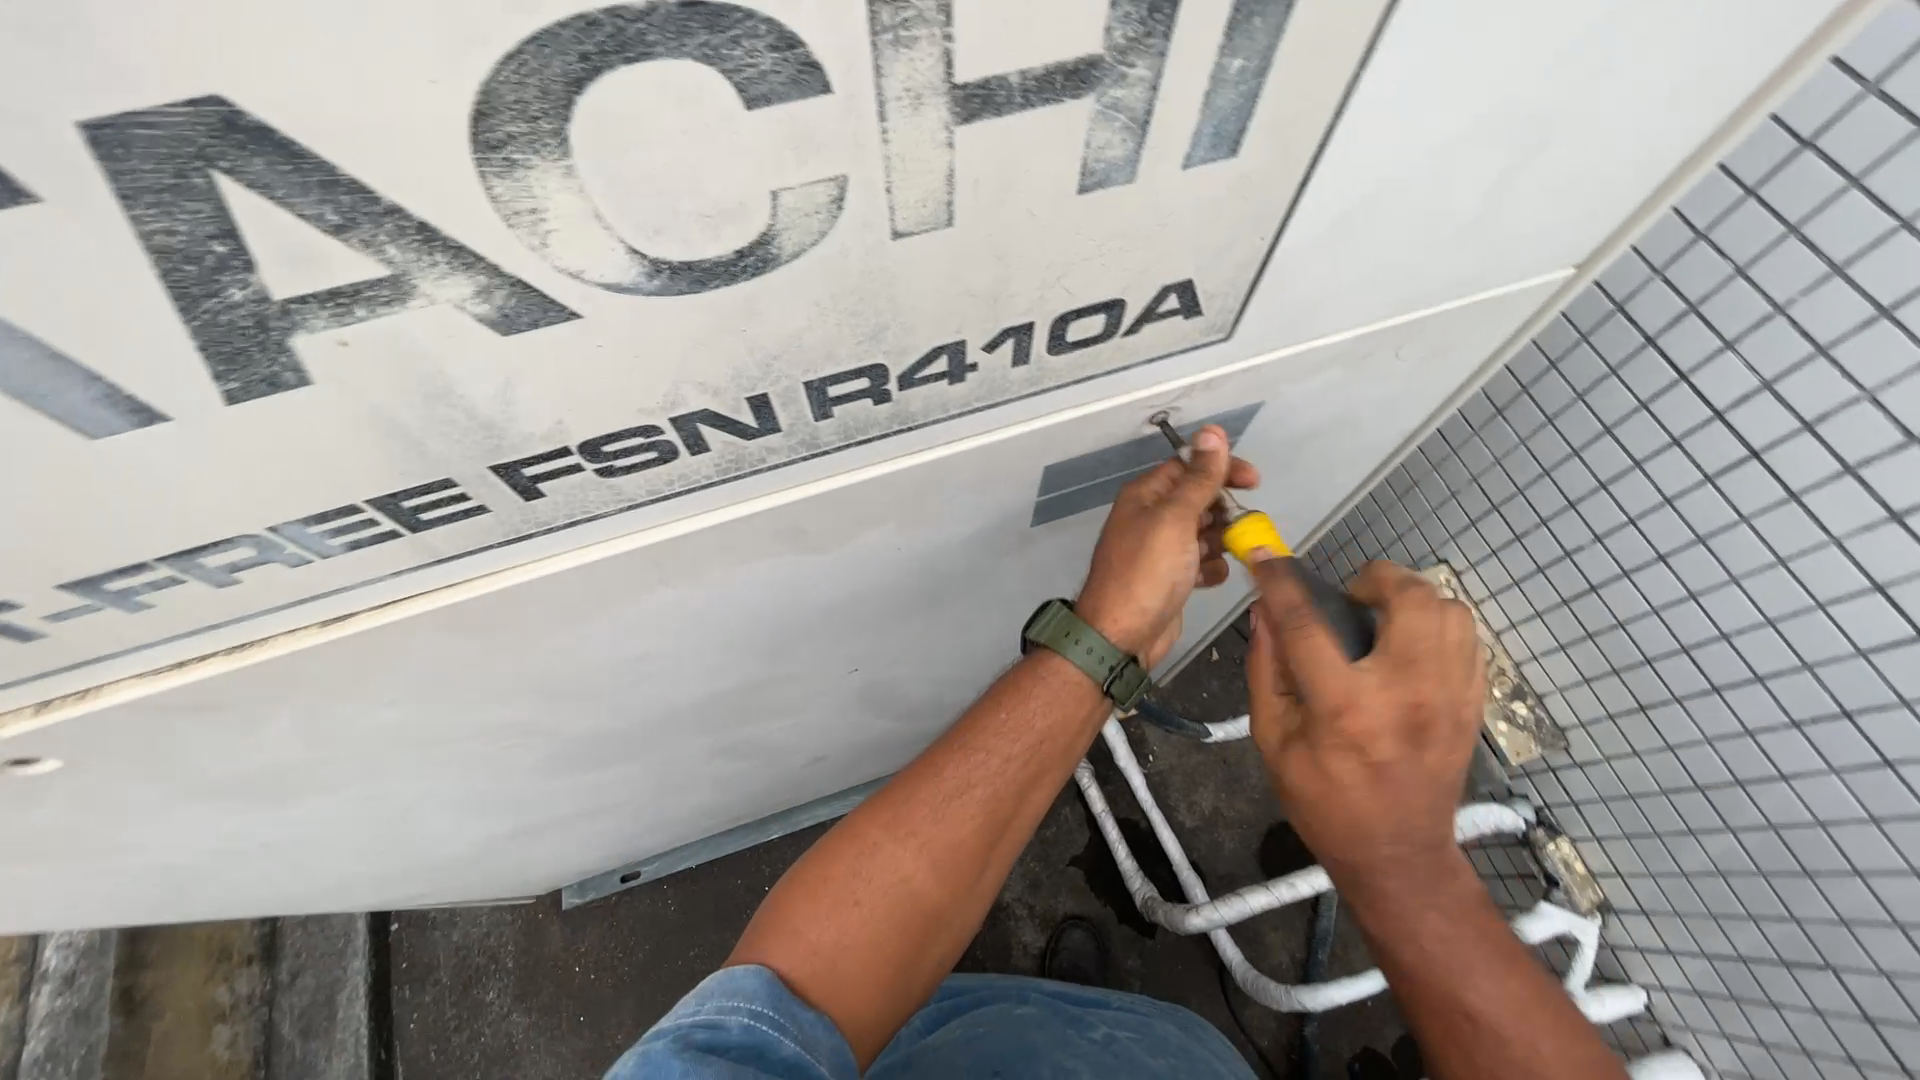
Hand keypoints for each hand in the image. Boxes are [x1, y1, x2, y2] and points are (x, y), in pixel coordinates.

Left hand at [1075, 425, 1258, 666]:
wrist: (1122, 636)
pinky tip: (1207, 579)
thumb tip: (1212, 432)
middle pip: (1200, 499)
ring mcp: (1161, 550)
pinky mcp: (1171, 578)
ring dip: (1219, 542)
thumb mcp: (1175, 518)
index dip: (1221, 469)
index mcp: (1145, 495)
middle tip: (1235, 529)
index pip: (1189, 467)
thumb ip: (1198, 478)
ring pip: (1205, 532)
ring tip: (1217, 556)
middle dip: (1222, 512)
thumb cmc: (1146, 572)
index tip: (1254, 482)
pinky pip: (1201, 563)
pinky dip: (1210, 569)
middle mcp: (1151, 517)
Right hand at [1244, 558, 1484, 894]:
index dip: (1281, 583)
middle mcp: (1407, 692)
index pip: (1307, 623)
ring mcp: (1451, 697)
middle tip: (1350, 595)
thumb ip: (1266, 671)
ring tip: (1383, 617)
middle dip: (1374, 577)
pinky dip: (1437, 625)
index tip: (1265, 558)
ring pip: (1450, 609)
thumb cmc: (1323, 802)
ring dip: (1411, 599)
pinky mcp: (1473, 706)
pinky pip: (1468, 638)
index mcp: (1345, 707)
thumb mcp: (1273, 740)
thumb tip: (1263, 612)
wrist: (1398, 854)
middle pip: (1409, 597)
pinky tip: (1410, 643)